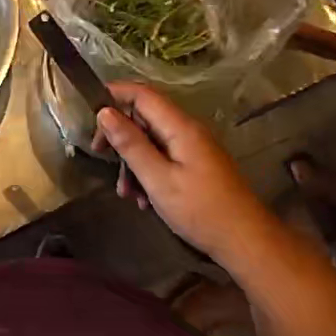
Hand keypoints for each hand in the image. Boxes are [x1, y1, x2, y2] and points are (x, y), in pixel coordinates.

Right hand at [92, 82, 278, 263]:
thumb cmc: (200, 210)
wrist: (246, 242)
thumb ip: (131, 144)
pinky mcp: (197, 165)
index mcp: (180, 127)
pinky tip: (144, 200)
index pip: (142, 94)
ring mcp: (194, 148)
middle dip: (120, 136)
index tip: (89, 112)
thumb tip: (104, 112)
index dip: (114, 94)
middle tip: (101, 156)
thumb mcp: (158, 179)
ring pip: (152, 141)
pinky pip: (164, 157)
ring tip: (126, 193)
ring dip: (133, 161)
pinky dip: (148, 173)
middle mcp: (188, 130)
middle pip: (145, 117)